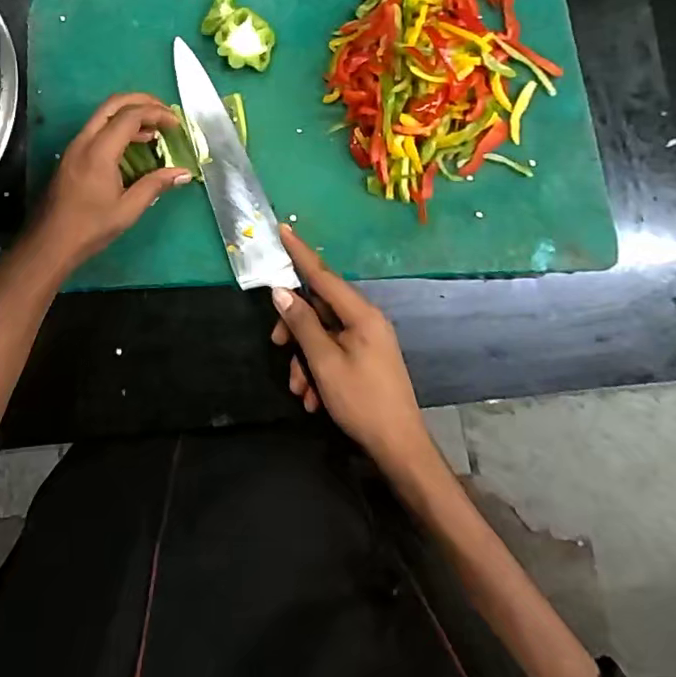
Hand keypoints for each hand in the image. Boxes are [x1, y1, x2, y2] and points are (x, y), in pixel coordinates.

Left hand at [28, 92, 191, 269]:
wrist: (49, 243)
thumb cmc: (89, 228)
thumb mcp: (128, 209)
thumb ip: (155, 185)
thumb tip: (184, 173)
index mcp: (99, 151)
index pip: (130, 116)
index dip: (157, 114)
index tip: (176, 124)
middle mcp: (84, 141)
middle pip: (114, 103)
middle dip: (143, 102)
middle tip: (166, 113)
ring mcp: (75, 146)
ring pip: (104, 114)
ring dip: (131, 113)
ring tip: (155, 129)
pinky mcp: (72, 155)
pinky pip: (98, 128)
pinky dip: (119, 126)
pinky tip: (135, 143)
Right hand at [269, 225, 437, 475]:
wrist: (398, 447)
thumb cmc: (362, 400)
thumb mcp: (324, 362)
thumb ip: (302, 324)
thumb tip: (281, 292)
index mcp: (360, 314)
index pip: (323, 275)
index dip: (300, 253)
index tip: (284, 229)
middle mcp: (365, 320)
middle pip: (317, 309)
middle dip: (294, 330)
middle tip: (277, 347)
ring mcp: (366, 340)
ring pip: (321, 335)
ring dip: (304, 359)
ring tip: (301, 390)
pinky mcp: (365, 359)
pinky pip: (332, 353)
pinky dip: (317, 371)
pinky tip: (313, 399)